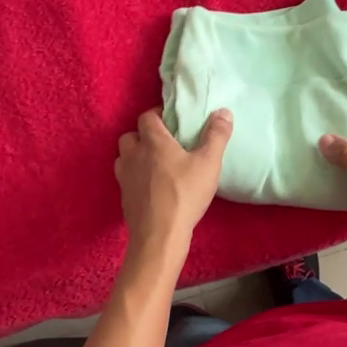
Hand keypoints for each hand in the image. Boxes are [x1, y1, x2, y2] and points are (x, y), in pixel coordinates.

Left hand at [116, 108, 232, 254]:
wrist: (160, 234)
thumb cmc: (185, 194)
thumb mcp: (209, 163)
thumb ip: (217, 136)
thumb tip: (223, 112)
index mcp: (153, 141)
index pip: (147, 116)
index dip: (158, 114)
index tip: (172, 120)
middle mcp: (133, 155)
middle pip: (130, 135)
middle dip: (143, 135)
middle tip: (163, 143)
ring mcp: (125, 177)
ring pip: (124, 157)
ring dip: (135, 156)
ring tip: (154, 164)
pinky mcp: (124, 198)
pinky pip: (125, 179)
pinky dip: (135, 178)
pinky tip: (150, 188)